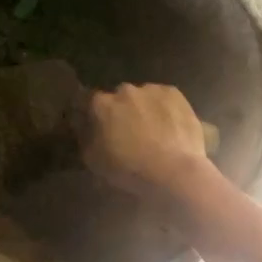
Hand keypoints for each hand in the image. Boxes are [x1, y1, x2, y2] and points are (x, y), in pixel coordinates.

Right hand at [81, 83, 213, 193]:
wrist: (176, 171)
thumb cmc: (130, 169)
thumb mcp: (95, 161)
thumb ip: (86, 138)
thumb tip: (85, 128)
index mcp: (101, 104)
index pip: (89, 102)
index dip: (94, 115)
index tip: (99, 128)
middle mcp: (124, 90)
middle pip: (118, 98)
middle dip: (121, 112)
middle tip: (128, 133)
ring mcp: (151, 89)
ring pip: (142, 97)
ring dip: (143, 109)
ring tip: (153, 131)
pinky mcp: (174, 93)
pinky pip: (163, 98)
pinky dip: (164, 108)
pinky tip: (170, 126)